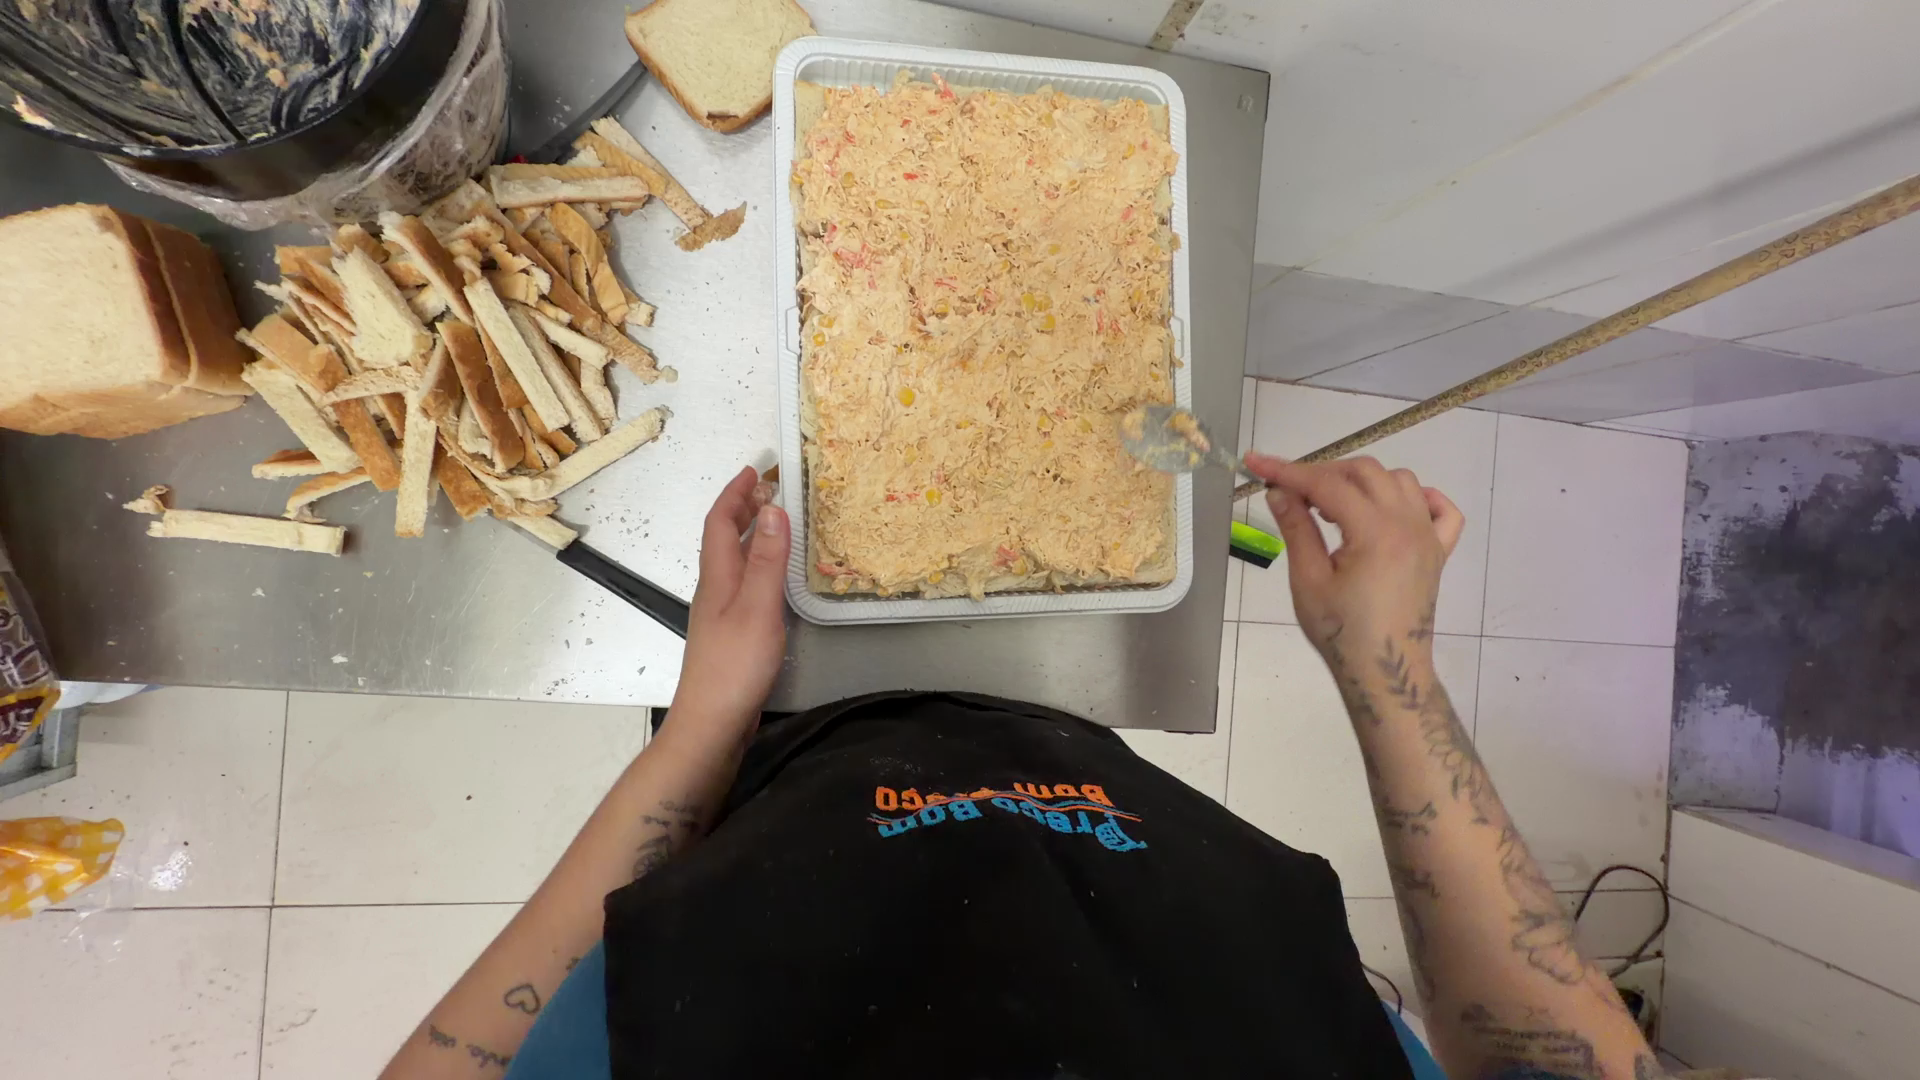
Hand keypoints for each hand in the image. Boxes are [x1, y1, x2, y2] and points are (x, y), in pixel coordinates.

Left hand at [669, 466, 790, 736]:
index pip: (721, 523)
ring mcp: (720, 612)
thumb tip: (772, 509)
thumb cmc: (735, 664)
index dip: (734, 494)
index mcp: (717, 577)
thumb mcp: (758, 606)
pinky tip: (773, 575)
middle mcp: (714, 588)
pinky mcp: (731, 633)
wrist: (712, 722)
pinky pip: (743, 582)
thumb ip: (768, 560)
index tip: (755, 469)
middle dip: (742, 508)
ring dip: (751, 534)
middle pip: (724, 538)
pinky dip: (758, 564)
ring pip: (733, 560)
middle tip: (767, 488)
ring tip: (775, 521)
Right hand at [1241, 453, 1462, 659]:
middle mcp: (1409, 524)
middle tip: (1288, 491)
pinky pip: (1440, 508)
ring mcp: (1429, 536)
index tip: (1255, 462)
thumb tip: (1278, 491)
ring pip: (1399, 480)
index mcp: (1375, 533)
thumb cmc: (1340, 630)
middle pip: (1364, 472)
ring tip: (1329, 503)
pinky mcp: (1438, 551)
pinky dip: (1416, 496)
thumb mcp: (1307, 579)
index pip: (1327, 485)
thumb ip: (1296, 529)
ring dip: (1361, 481)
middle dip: (1321, 472)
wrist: (1384, 670)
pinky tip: (1390, 506)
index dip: (1287, 470)